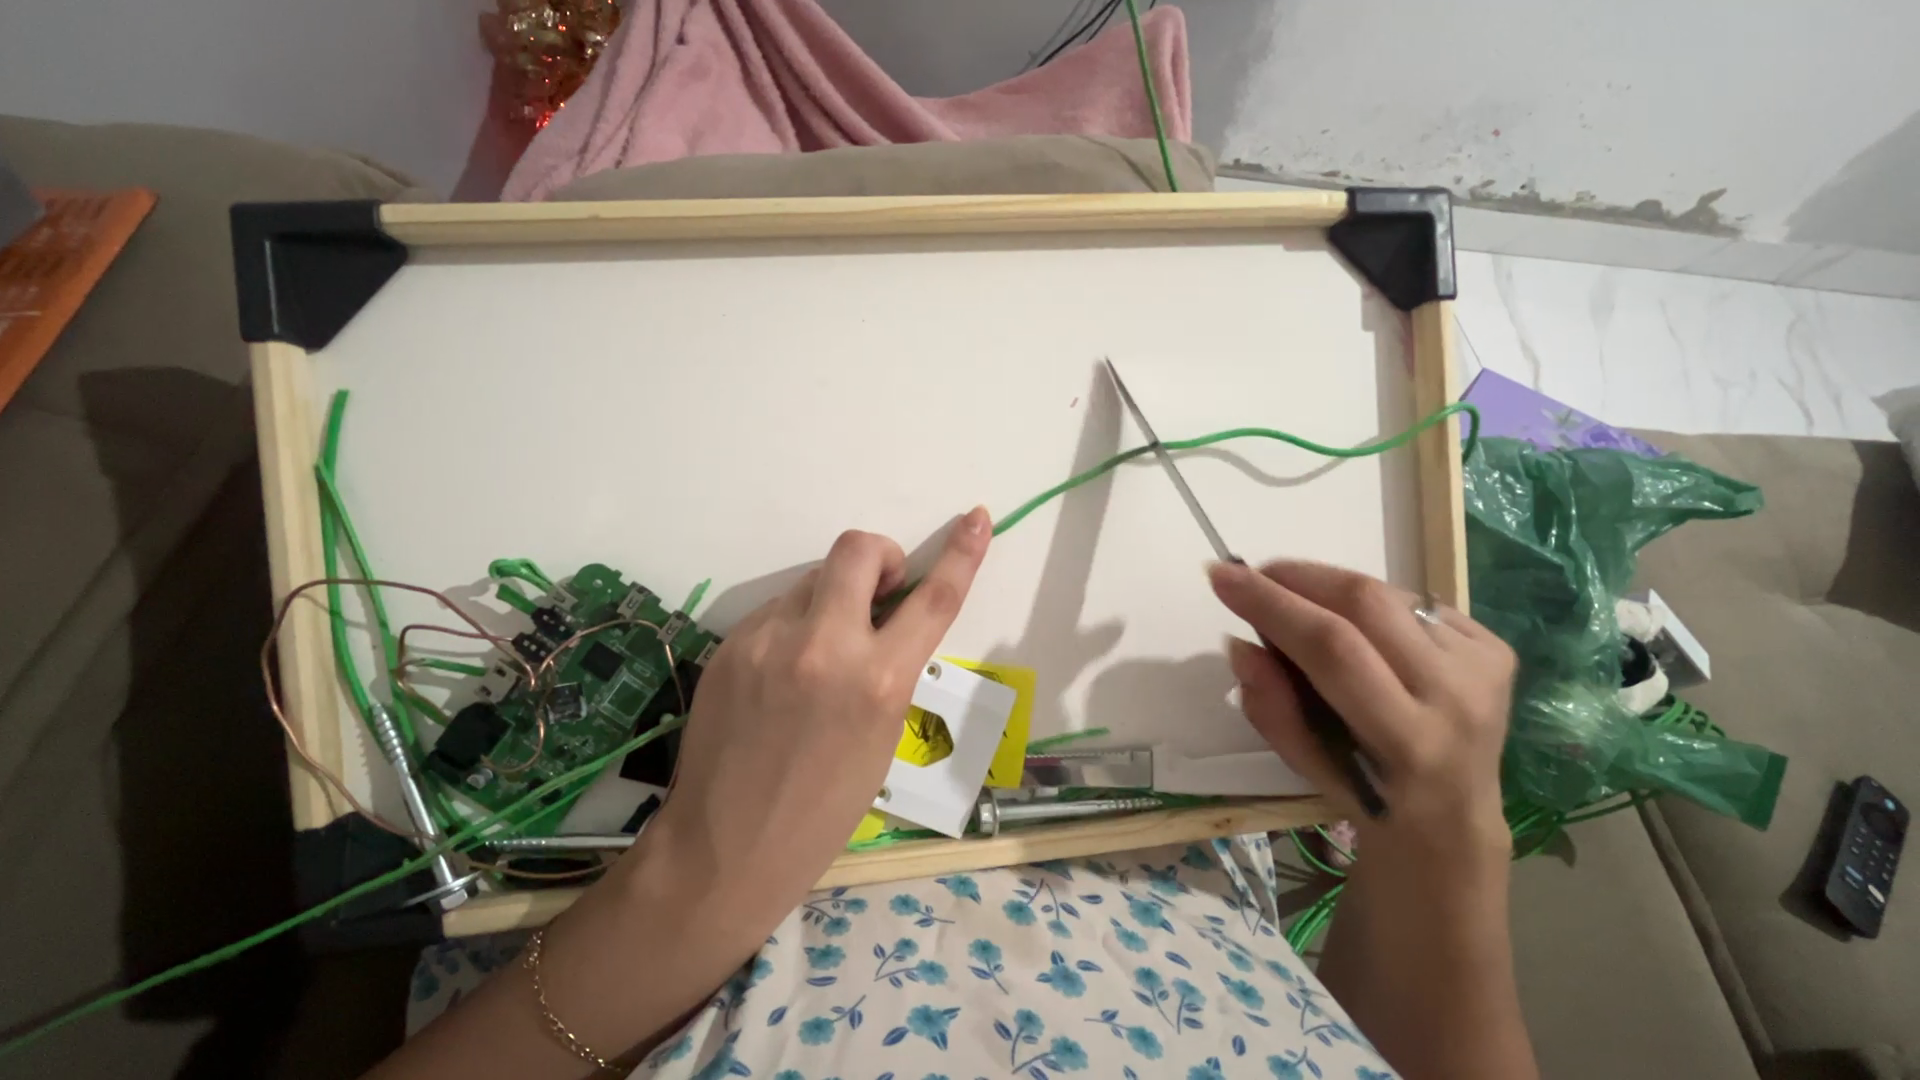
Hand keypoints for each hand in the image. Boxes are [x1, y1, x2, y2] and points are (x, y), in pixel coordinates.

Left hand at [649, 507, 992, 922]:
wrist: (727, 849)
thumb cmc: (823, 812)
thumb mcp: (882, 740)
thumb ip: (886, 670)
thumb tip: (880, 622)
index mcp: (877, 683)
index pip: (933, 600)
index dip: (962, 554)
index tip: (976, 518)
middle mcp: (823, 647)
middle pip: (857, 550)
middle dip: (878, 558)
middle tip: (878, 592)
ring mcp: (768, 641)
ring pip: (812, 580)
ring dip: (830, 600)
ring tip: (818, 656)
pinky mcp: (730, 646)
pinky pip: (776, 612)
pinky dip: (792, 628)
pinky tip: (779, 677)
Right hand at [1208, 560, 1516, 870]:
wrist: (1453, 817)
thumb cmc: (1366, 794)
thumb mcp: (1304, 762)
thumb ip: (1269, 704)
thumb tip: (1238, 642)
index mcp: (1408, 739)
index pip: (1332, 648)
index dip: (1272, 604)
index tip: (1221, 576)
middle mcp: (1455, 696)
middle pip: (1366, 604)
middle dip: (1298, 579)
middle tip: (1255, 577)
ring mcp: (1482, 668)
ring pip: (1389, 594)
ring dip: (1330, 588)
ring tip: (1299, 604)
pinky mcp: (1496, 649)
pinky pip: (1415, 604)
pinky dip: (1370, 604)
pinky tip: (1355, 626)